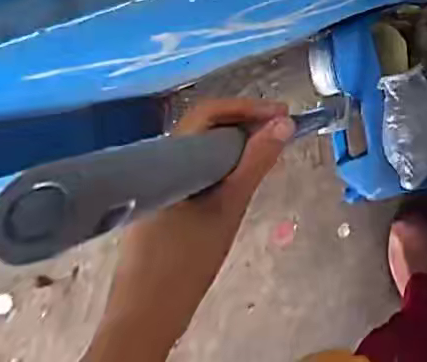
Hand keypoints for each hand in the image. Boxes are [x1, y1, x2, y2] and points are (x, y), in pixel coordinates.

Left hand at [82, 99, 293, 361]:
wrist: (142, 319)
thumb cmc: (183, 263)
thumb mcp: (228, 209)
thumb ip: (255, 163)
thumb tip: (283, 124)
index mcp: (170, 154)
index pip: (210, 111)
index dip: (248, 108)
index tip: (281, 114)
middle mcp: (160, 158)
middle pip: (206, 125)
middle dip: (245, 123)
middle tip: (279, 129)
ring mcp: (159, 179)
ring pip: (202, 146)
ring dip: (235, 144)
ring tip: (267, 149)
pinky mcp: (162, 197)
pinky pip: (196, 165)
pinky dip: (222, 163)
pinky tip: (241, 174)